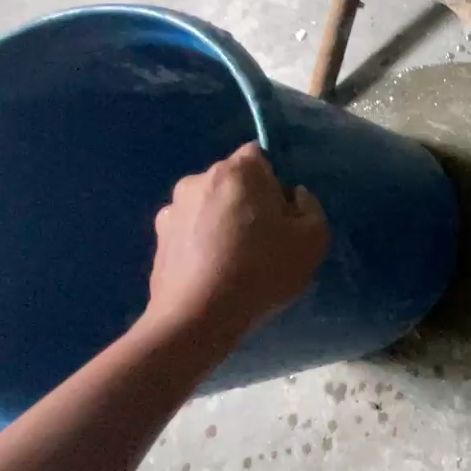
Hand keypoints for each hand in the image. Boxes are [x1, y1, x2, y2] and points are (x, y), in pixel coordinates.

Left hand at [143, 143, 328, 346]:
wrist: (198, 317)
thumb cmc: (264, 269)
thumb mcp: (313, 237)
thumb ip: (309, 206)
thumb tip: (292, 196)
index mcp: (238, 172)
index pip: (260, 153)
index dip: (276, 177)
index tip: (285, 206)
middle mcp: (198, 180)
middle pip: (234, 179)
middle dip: (251, 197)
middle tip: (268, 231)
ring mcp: (172, 209)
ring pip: (212, 203)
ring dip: (226, 217)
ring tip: (240, 253)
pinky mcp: (157, 238)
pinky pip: (193, 226)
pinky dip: (205, 238)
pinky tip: (217, 266)